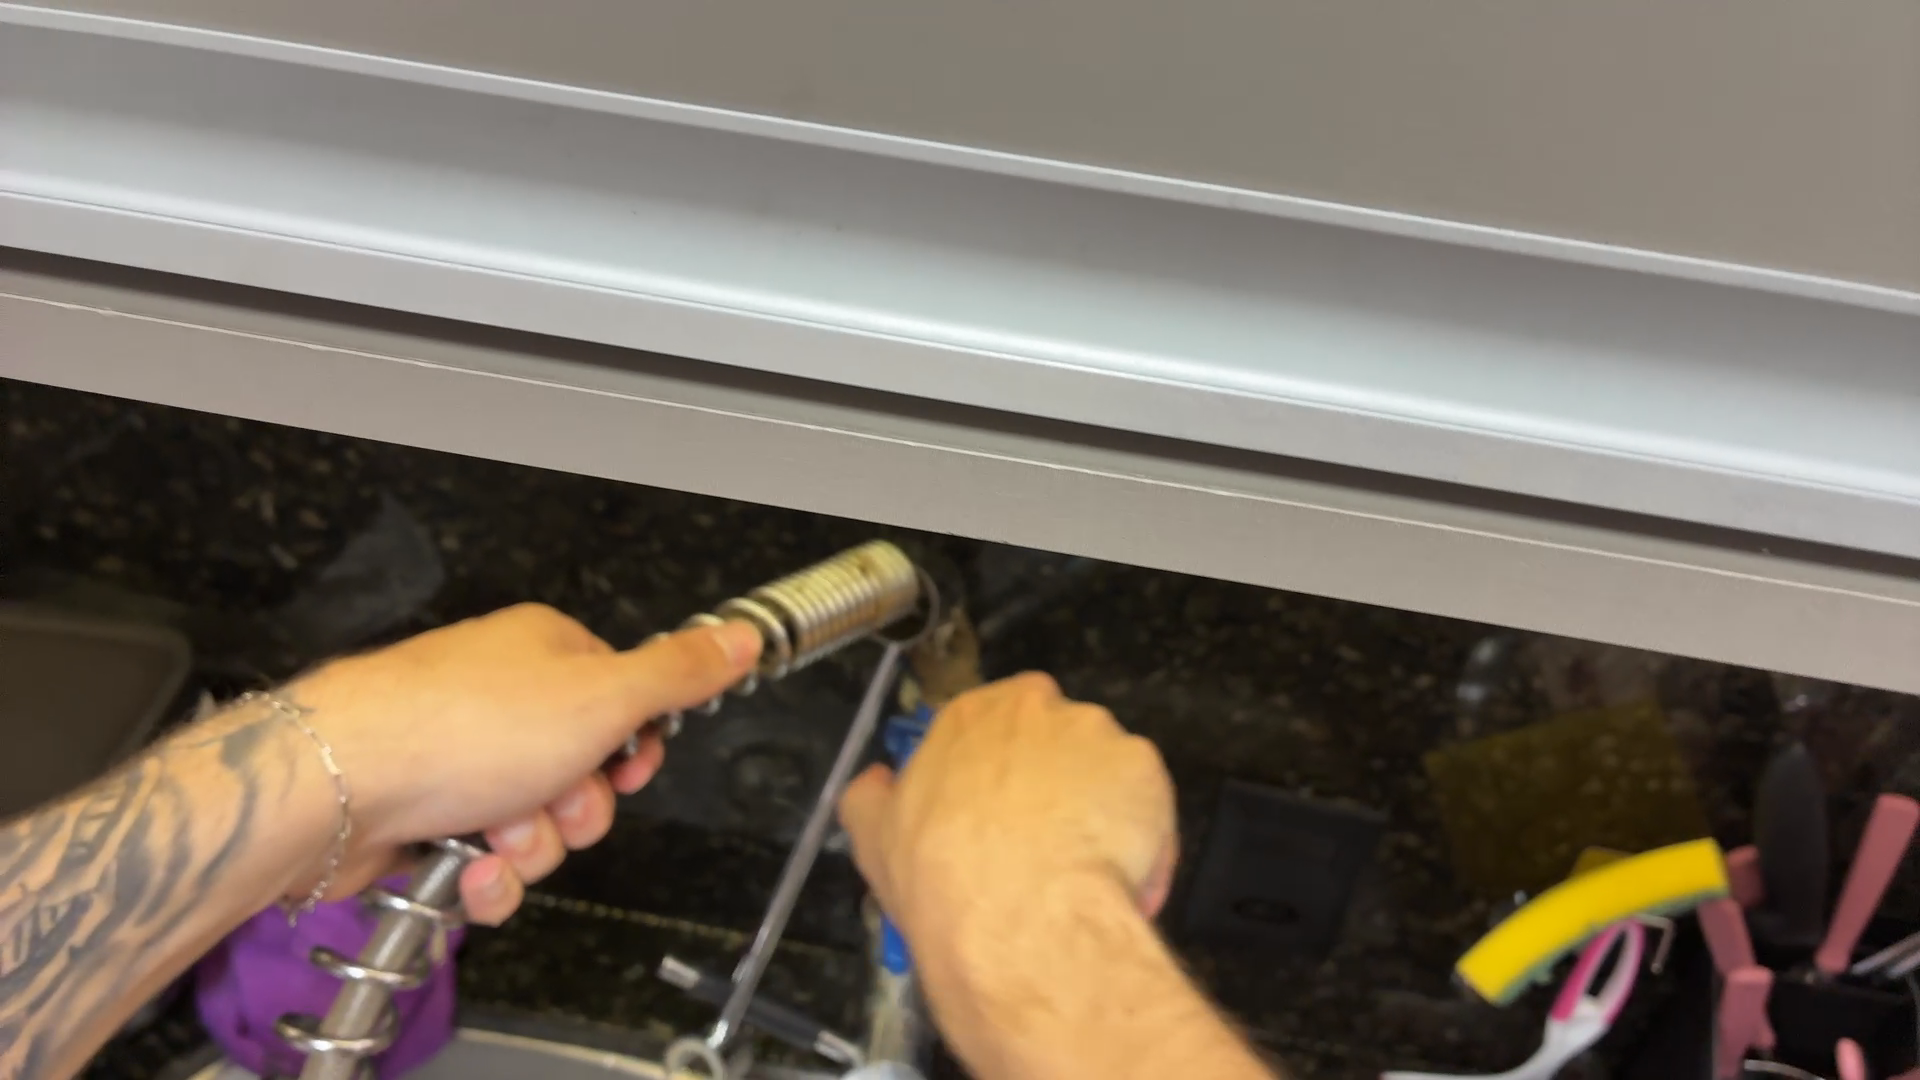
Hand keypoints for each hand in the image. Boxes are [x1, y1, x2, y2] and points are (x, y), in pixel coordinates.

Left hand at [289, 603, 760, 923]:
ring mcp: (462, 752)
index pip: (626, 699)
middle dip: (581, 803)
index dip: (635, 745)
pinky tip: (476, 872)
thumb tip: (744, 637)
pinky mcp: (425, 807)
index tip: (628, 766)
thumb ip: (682, 673)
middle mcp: (508, 695)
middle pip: (587, 765)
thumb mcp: (607, 695)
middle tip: (559, 803)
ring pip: (540, 815)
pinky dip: (491, 871)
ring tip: (503, 839)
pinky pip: (488, 848)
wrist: (327, 786)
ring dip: (535, 842)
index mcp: (552, 653)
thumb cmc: (469, 727)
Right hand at [837, 672, 1177, 962]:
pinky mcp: (1144, 766)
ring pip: (1101, 765)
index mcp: (973, 713)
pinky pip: (1143, 799)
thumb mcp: (874, 837)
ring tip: (1082, 867)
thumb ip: (870, 795)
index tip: (1001, 813)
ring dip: (1096, 804)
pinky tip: (1116, 875)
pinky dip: (1137, 831)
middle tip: (1044, 840)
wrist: (1017, 921)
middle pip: (1051, 737)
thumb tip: (873, 779)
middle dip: (1052, 779)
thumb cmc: (939, 875)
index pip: (993, 727)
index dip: (1000, 772)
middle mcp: (1035, 704)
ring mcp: (1095, 731)